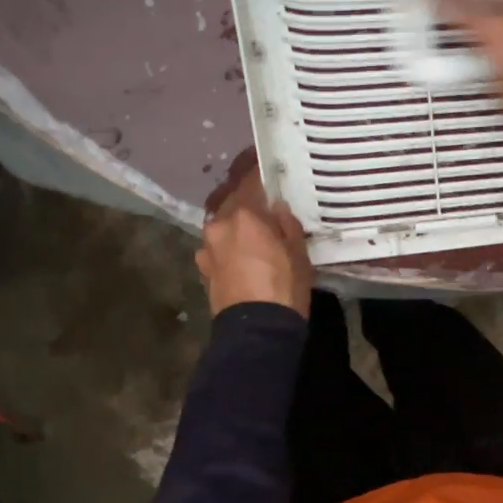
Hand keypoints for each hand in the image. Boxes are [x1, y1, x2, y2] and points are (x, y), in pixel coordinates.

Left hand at [197, 158, 311, 316]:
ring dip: (238, 228)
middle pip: (234, 204)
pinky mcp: (204, 268)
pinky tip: (242, 258)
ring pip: (224, 227)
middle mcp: (220, 224)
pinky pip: (218, 248)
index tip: (272, 172)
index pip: (252, 182)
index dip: (262, 176)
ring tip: (255, 237)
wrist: (257, 330)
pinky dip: (229, 248)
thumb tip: (278, 208)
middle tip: (267, 209)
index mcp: (245, 214)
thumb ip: (287, 225)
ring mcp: (207, 247)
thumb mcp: (299, 255)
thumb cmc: (284, 288)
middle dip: (249, 205)